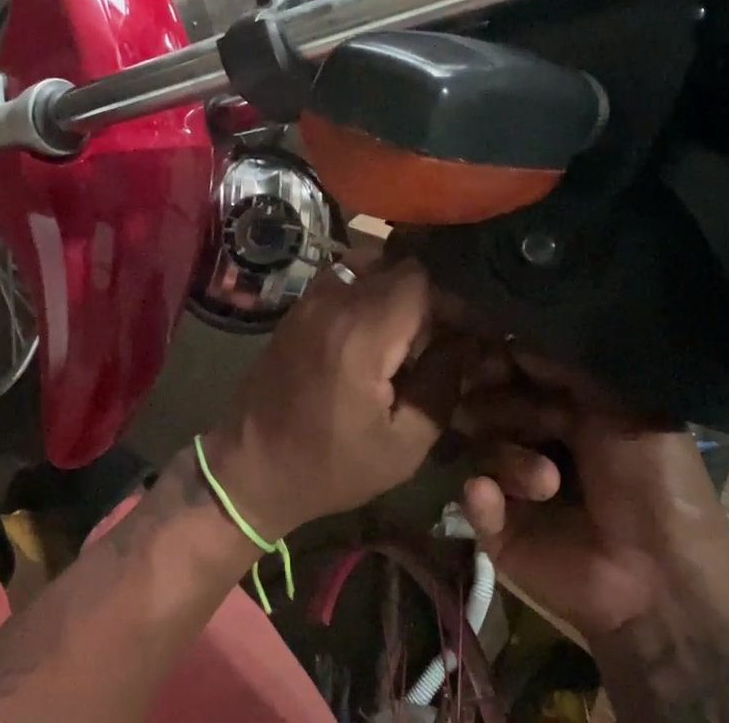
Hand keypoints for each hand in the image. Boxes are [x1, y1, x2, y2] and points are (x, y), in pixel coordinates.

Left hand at [202, 255, 472, 539]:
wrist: (251, 467)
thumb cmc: (330, 466)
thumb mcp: (404, 444)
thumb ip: (442, 383)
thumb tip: (470, 340)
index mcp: (361, 332)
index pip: (425, 275)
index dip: (459, 293)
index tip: (478, 324)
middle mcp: (334, 300)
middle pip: (400, 262)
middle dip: (435, 287)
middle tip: (456, 327)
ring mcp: (311, 297)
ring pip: (373, 261)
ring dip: (403, 284)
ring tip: (421, 327)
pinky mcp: (300, 304)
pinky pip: (348, 276)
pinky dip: (375, 288)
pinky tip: (387, 328)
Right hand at [457, 353, 728, 641]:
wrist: (660, 583)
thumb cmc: (654, 485)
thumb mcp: (625, 408)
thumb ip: (566, 364)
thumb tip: (508, 333)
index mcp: (571, 409)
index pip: (517, 369)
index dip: (498, 359)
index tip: (481, 354)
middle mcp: (537, 438)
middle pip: (487, 402)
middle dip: (496, 406)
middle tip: (503, 416)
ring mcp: (512, 482)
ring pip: (478, 446)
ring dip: (507, 457)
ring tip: (545, 484)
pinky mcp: (496, 524)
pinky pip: (469, 494)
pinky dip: (481, 495)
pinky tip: (494, 500)